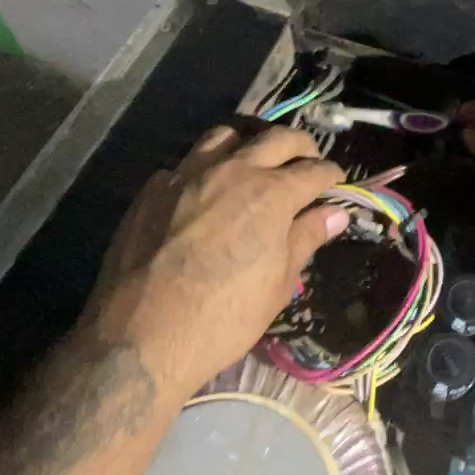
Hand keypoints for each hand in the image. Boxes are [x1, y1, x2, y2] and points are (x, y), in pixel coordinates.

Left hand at [80, 125, 346, 397]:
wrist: (138, 338)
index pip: (314, 170)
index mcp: (272, 194)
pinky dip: (203, 170)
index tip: (335, 181)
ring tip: (253, 162)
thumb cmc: (222, 319)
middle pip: (277, 138)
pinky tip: (203, 192)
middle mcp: (234, 170)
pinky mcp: (153, 188)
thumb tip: (336, 214)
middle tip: (306, 160)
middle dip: (301, 146)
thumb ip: (306, 239)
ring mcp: (189, 174)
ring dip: (248, 144)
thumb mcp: (277, 285)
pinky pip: (185, 164)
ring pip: (226, 136)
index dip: (331, 174)